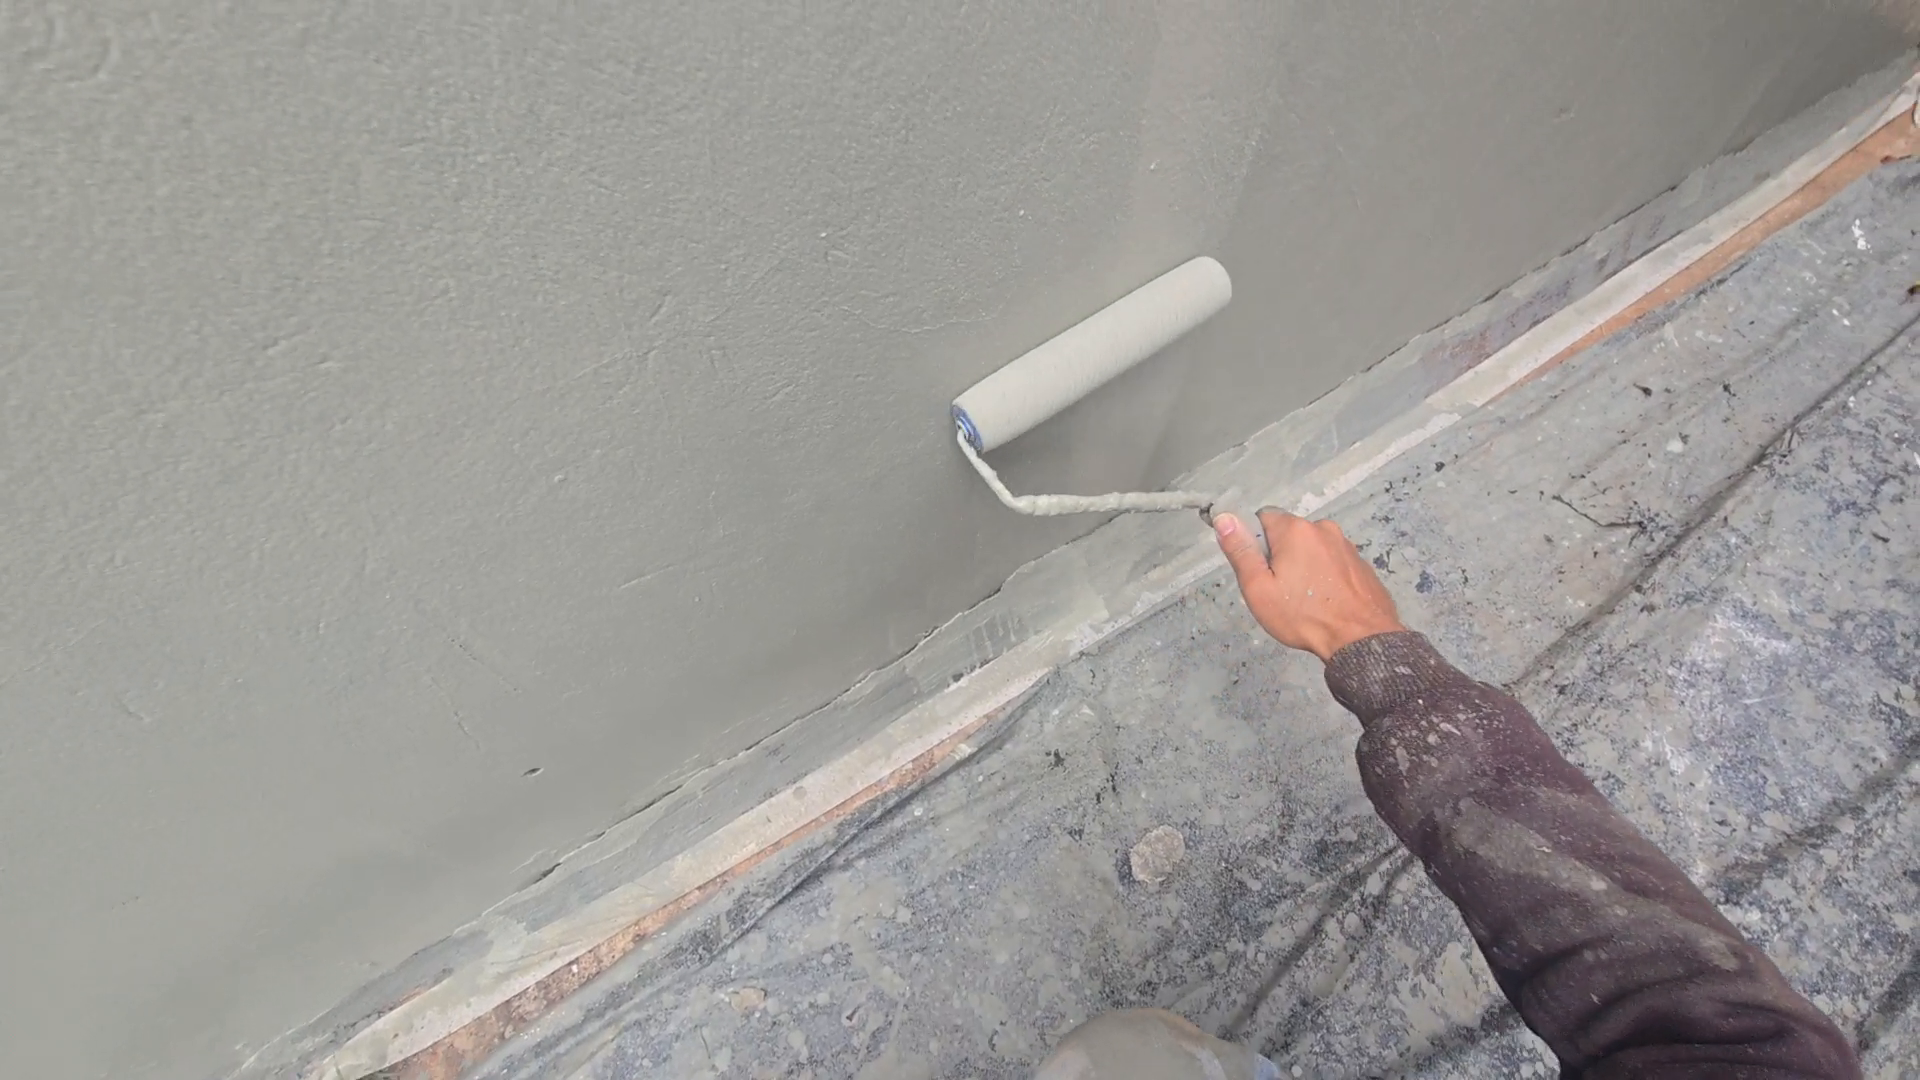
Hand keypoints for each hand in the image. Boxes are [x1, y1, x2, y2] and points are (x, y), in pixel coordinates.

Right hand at [1213, 507, 1405, 661]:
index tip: (1259, 570)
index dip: (1255, 543)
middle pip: (1289, 534)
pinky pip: (1333, 561)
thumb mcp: (1258, 588)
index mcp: (1295, 530)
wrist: (1362, 640)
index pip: (1262, 518)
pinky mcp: (1362, 564)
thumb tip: (1223, 517)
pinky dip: (1325, 575)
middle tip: (1279, 589)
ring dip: (1304, 565)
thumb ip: (1240, 551)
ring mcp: (1346, 546)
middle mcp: (1323, 528)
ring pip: (1312, 548)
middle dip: (1280, 555)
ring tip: (1305, 599)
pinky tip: (1326, 600)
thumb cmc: (1302, 615)